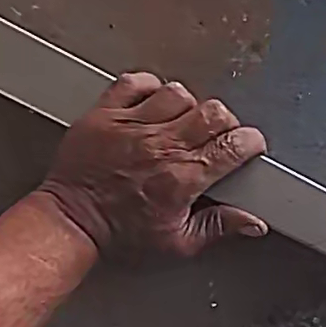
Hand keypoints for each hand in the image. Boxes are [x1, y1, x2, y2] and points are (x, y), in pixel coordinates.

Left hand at [37, 73, 268, 260]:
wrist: (72, 223)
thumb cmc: (121, 235)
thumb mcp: (180, 243)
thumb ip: (220, 228)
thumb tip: (253, 223)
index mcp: (182, 179)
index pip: (232, 146)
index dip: (250, 142)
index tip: (250, 145)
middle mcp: (160, 147)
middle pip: (213, 112)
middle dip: (226, 122)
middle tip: (219, 136)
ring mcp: (131, 126)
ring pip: (178, 94)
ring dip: (189, 107)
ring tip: (184, 123)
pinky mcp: (105, 114)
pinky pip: (135, 83)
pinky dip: (150, 88)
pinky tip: (154, 106)